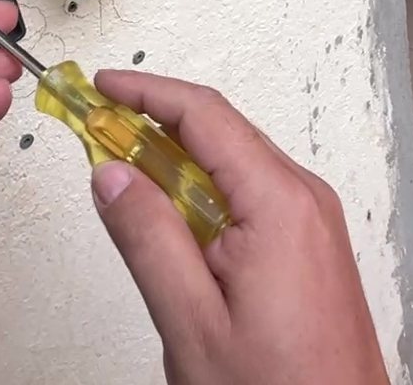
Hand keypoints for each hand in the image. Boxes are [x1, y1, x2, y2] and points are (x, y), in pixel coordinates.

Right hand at [87, 70, 388, 384]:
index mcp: (280, 203)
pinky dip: (202, 186)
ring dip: (175, 156)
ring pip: (231, 158)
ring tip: (126, 172)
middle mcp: (303, 197)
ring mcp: (311, 218)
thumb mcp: (193, 325)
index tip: (103, 86)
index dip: (146, 91)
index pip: (202, 113)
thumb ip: (148, 239)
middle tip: (100, 129)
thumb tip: (112, 175)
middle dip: (154, 120)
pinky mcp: (309, 240)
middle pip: (217, 128)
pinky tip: (172, 212)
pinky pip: (248, 188)